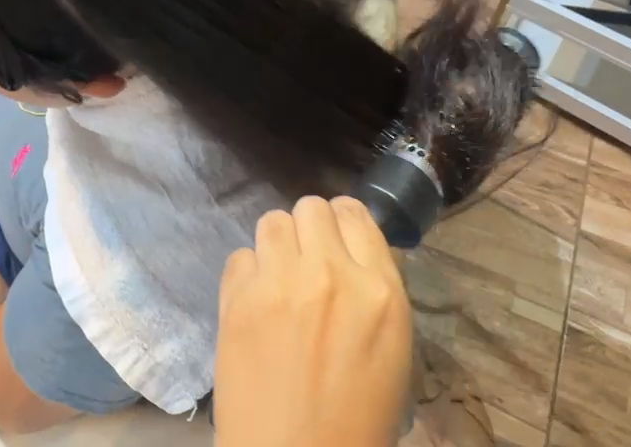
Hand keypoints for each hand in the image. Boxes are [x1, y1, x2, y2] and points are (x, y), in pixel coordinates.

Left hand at [214, 197, 412, 446]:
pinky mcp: (238, 298)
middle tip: (304, 262)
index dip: (342, 224)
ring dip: (276, 245)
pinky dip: (246, 274)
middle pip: (311, 207)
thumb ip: (374, 292)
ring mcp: (281, 282)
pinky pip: (240, 256)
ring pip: (273, 220)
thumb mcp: (392, 353)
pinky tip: (253, 305)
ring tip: (277, 280)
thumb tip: (352, 254)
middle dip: (308, 230)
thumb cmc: (356, 424)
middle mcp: (331, 273)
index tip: (334, 241)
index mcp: (380, 290)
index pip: (355, 213)